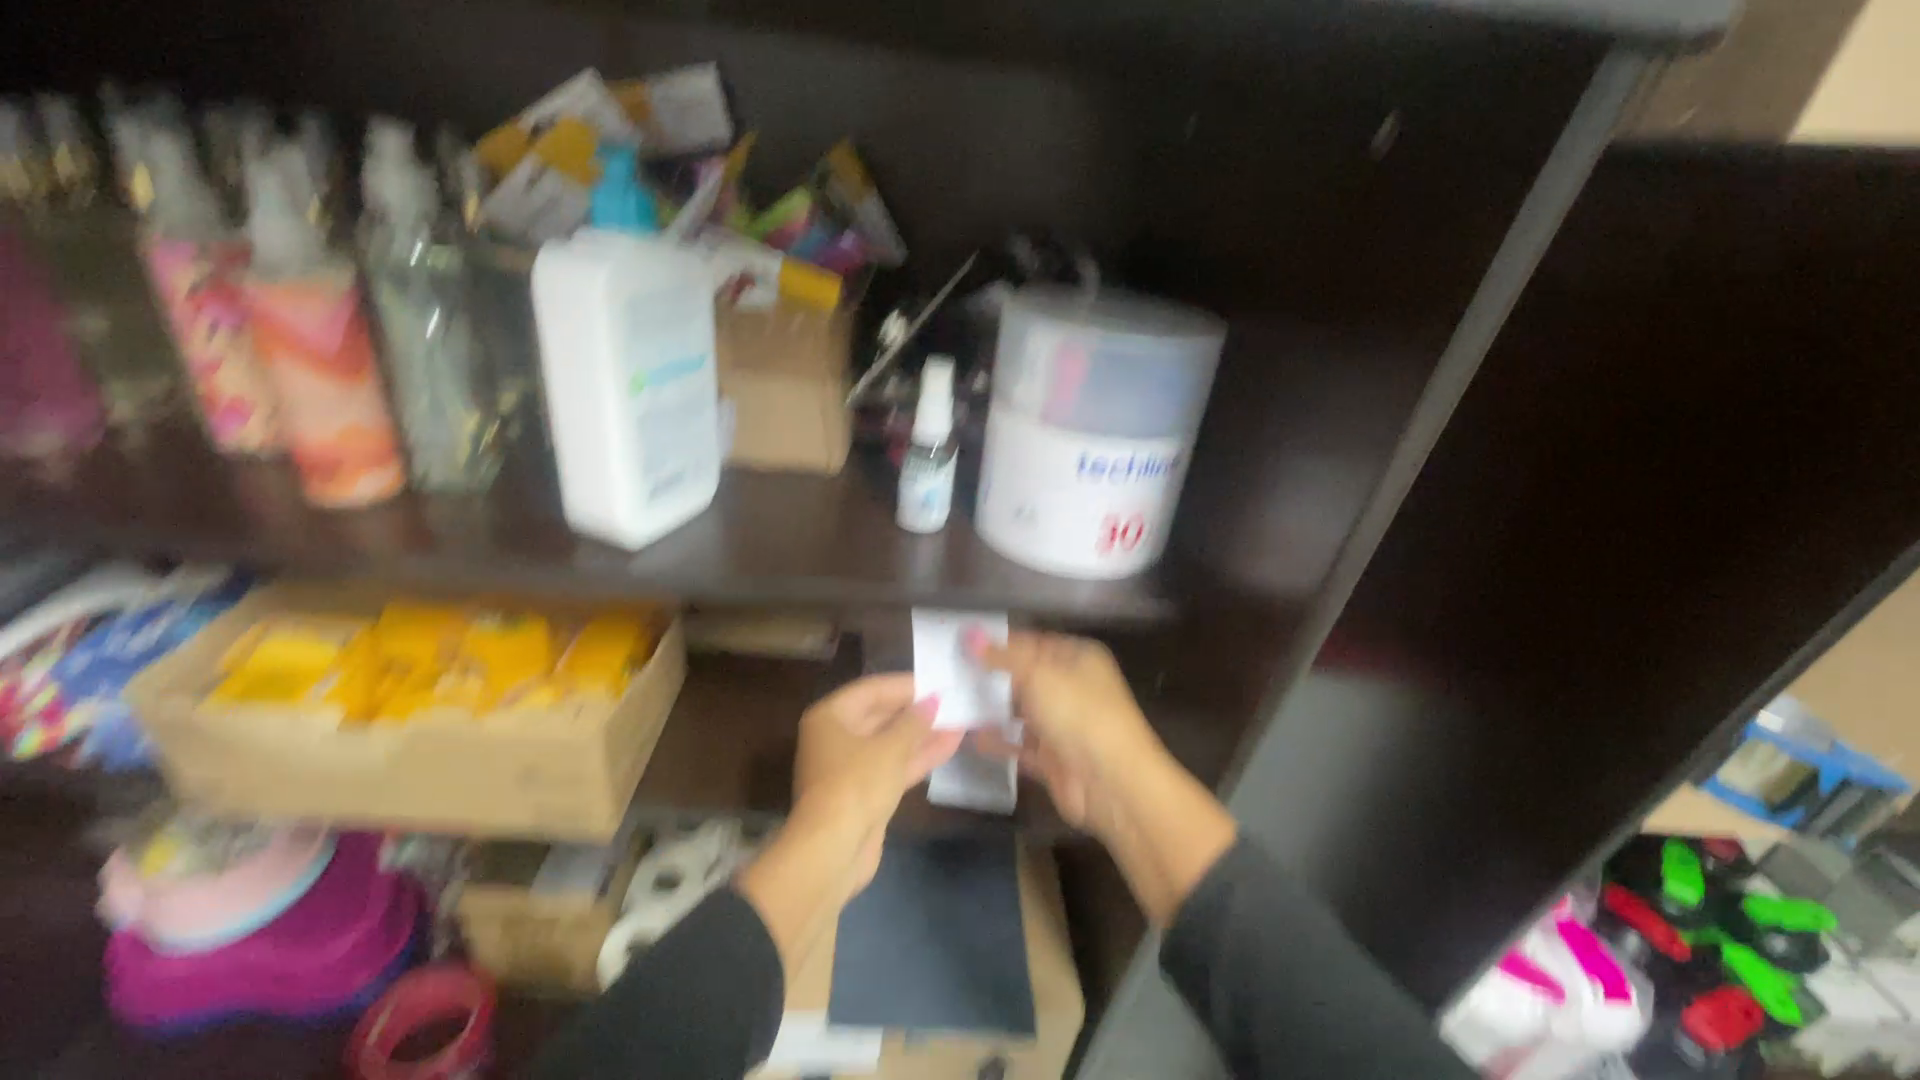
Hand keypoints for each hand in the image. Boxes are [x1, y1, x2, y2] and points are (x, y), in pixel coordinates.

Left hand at [737, 675, 961, 973]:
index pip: (872, 689)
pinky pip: (893, 767)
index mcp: (830, 717)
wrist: (833, 850)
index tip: (939, 682)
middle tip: (953, 702)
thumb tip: (933, 700)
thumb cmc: (857, 785)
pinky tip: (950, 746)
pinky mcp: (864, 794)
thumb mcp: (890, 748)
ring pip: (890, 744)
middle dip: (917, 711)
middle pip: (881, 716)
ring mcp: (849, 768)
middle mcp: (835, 737)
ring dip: (923, 735)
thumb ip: (914, 721)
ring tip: (960, 722)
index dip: (906, 685)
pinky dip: (918, 758)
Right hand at [966, 630, 1161, 836]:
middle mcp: (1072, 687)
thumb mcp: (1038, 674)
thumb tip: (970, 634)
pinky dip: (997, 741)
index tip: (960, 645)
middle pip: (1025, 676)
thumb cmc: (1078, 713)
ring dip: (990, 709)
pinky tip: (967, 735)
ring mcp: (1062, 724)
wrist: (1110, 781)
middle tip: (948, 673)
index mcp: (1078, 658)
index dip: (998, 643)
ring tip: (951, 702)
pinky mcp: (1051, 758)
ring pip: (1020, 711)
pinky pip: (1018, 745)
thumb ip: (1002, 656)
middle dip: (990, 676)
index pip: (1032, 642)